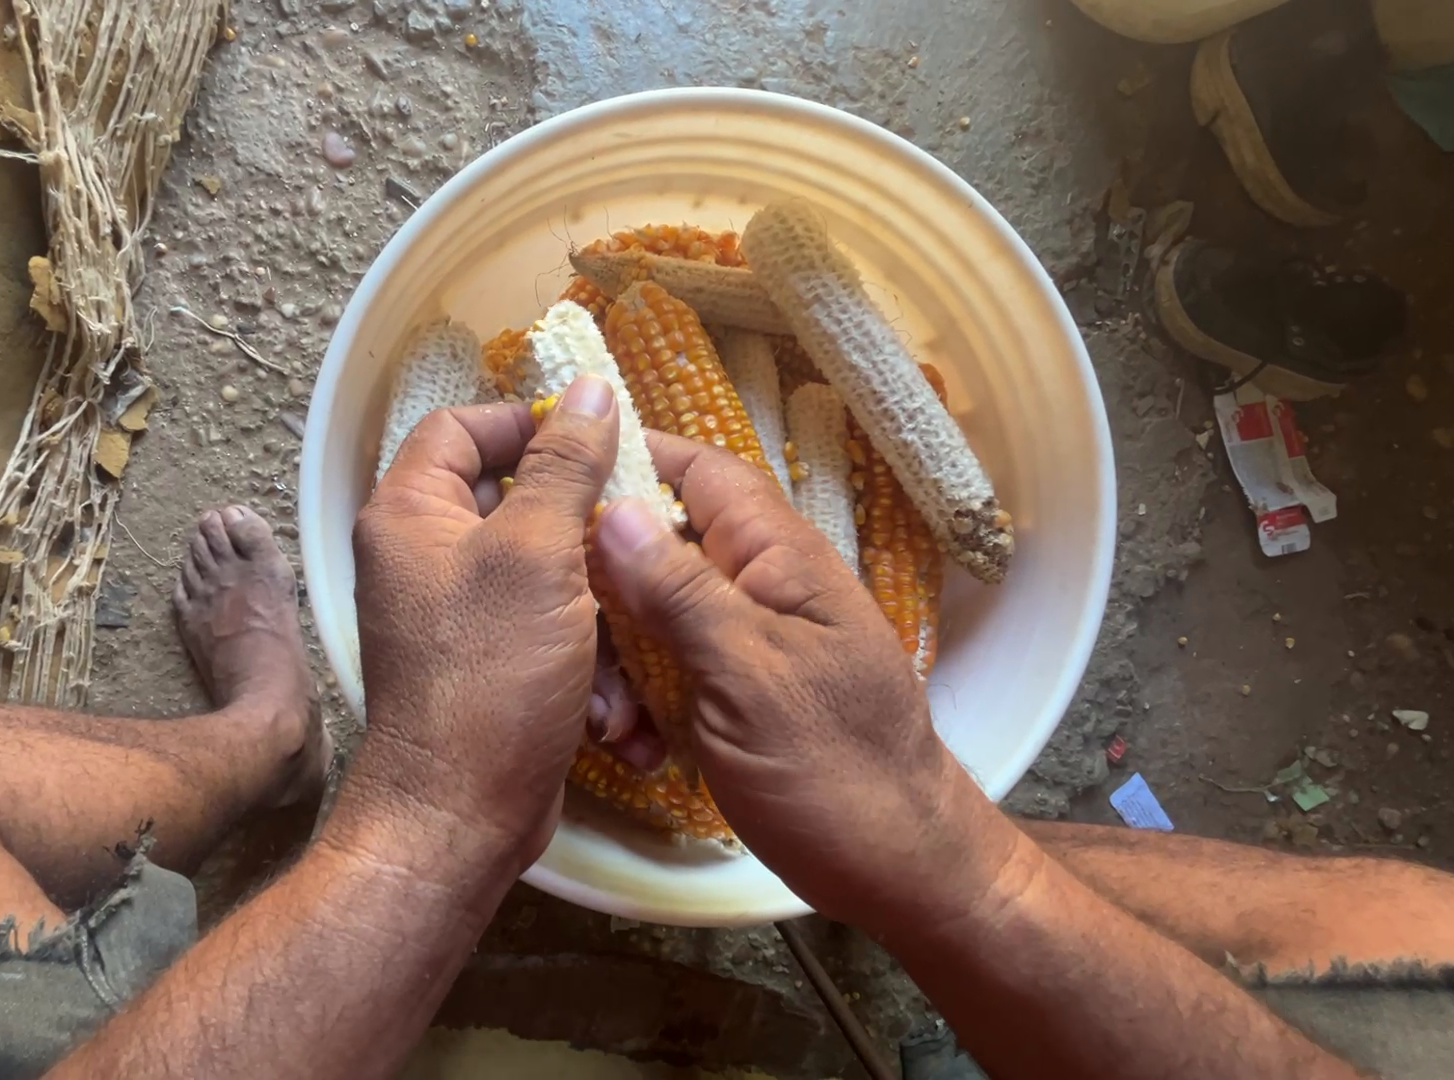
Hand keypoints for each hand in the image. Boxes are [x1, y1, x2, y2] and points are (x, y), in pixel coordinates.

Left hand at [339, 377, 617, 869]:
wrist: (463, 813)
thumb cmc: (491, 671)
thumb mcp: (536, 554)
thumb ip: (565, 466)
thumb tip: (590, 389)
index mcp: (413, 512)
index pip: (460, 429)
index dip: (524, 423)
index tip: (591, 440)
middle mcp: (427, 553)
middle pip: (513, 498)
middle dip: (582, 523)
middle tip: (635, 532)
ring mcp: (460, 608)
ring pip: (543, 566)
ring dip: (593, 601)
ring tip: (625, 634)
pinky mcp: (493, 655)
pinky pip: (547, 621)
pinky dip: (582, 650)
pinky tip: (610, 701)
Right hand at [594, 433, 1008, 924]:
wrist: (893, 866)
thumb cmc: (835, 768)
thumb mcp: (752, 677)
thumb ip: (683, 592)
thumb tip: (614, 510)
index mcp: (774, 555)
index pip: (699, 470)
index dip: (632, 459)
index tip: (560, 481)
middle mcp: (752, 582)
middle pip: (656, 544)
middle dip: (605, 588)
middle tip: (573, 642)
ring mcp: (736, 634)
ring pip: (648, 610)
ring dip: (616, 657)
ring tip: (613, 722)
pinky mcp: (723, 682)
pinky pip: (660, 662)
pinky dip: (637, 695)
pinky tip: (635, 744)